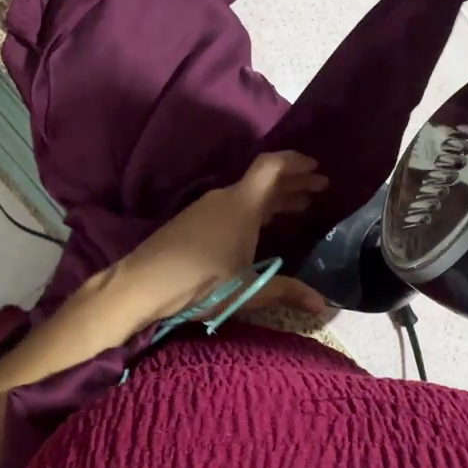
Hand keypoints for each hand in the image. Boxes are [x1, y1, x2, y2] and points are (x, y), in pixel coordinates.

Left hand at [110, 151, 330, 327]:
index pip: (272, 166)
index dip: (296, 162)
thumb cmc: (200, 283)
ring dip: (275, 198)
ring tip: (300, 208)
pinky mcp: (193, 220)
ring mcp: (206, 207)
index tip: (318, 168)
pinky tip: (263, 226)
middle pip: (264, 180)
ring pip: (248, 194)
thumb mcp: (247, 290)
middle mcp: (225, 198)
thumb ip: (286, 291)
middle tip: (321, 189)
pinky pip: (234, 205)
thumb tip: (324, 304)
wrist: (143, 283)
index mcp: (242, 205)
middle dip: (293, 183)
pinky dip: (256, 208)